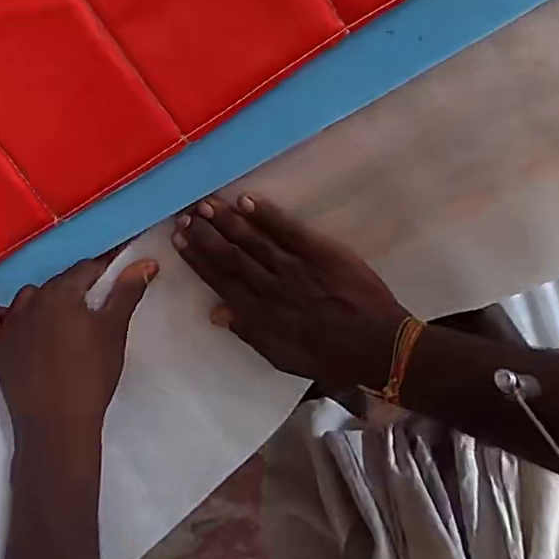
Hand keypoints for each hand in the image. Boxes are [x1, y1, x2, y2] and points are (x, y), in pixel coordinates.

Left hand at [0, 254, 158, 445]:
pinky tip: (11, 325)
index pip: (87, 268)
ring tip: (63, 322)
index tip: (117, 278)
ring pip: (27, 299)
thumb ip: (128, 291)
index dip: (104, 271)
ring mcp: (7, 325)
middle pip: (58, 283)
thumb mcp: (115, 330)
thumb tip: (146, 261)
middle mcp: (30, 301)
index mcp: (62, 292)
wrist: (58, 426)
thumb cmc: (92, 374)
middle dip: (77, 288)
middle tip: (96, 308)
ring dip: (44, 302)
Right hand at [172, 195, 408, 388]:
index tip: (180, 240)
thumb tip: (215, 312)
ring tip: (206, 204)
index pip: (221, 281)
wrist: (379, 345)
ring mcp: (297, 268)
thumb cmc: (330, 356)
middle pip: (232, 257)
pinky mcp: (322, 252)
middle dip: (206, 235)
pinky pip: (289, 230)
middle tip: (184, 216)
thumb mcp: (284, 358)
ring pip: (254, 241)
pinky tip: (247, 201)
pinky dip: (266, 215)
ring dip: (228, 221)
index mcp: (263, 315)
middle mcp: (273, 289)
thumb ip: (249, 333)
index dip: (198, 259)